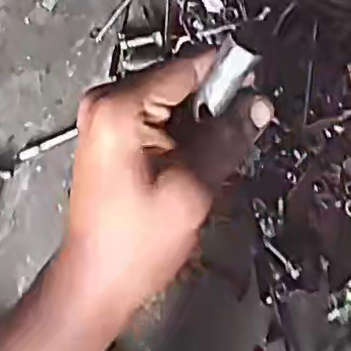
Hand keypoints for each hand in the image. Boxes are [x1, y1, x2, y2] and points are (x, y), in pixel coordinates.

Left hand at [54, 51, 272, 322]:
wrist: (95, 284)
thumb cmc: (127, 249)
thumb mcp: (192, 191)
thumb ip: (227, 140)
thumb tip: (255, 108)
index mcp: (118, 107)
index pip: (185, 67)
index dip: (226, 75)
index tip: (253, 84)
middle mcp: (105, 102)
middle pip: (177, 79)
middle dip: (210, 104)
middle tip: (232, 132)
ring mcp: (103, 115)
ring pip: (170, 97)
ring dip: (195, 119)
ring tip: (202, 158)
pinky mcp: (108, 131)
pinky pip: (155, 112)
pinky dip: (177, 129)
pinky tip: (184, 160)